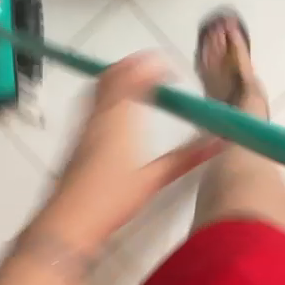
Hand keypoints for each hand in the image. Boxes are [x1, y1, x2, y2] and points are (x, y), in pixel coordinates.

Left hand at [28, 53, 222, 254]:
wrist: (68, 220)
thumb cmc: (110, 200)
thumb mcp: (154, 180)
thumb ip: (186, 158)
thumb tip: (216, 143)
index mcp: (119, 120)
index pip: (134, 77)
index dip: (153, 66)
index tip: (171, 69)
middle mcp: (99, 115)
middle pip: (113, 74)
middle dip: (134, 64)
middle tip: (154, 69)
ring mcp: (83, 125)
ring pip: (98, 85)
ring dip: (118, 75)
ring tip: (136, 81)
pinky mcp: (75, 138)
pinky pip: (90, 102)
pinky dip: (106, 93)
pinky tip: (115, 109)